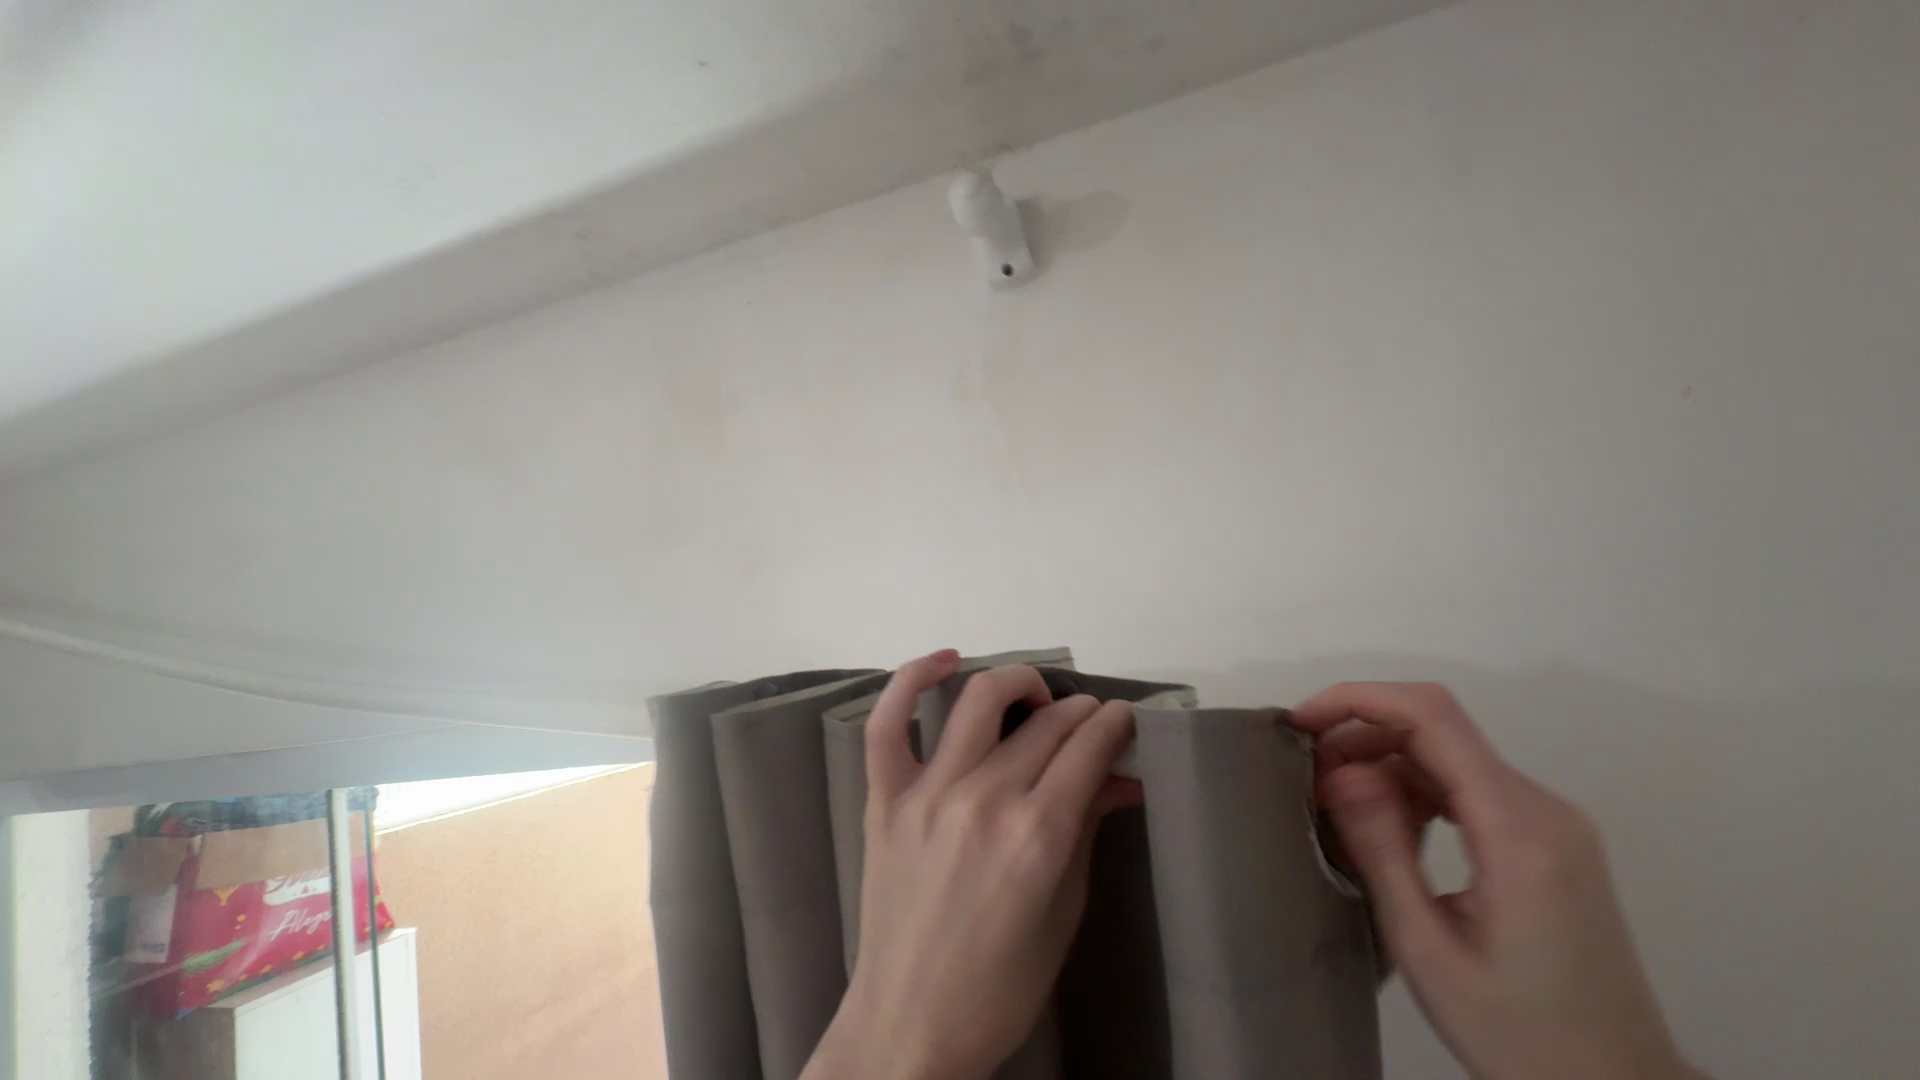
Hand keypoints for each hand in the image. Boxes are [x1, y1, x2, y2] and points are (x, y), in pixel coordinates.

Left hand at [804, 652, 1139, 1079]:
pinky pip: (888, 723)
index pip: (1087, 748)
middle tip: (1088, 720)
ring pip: (978, 702)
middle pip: (1045, 725)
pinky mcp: (883, 799)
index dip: (1112, 724)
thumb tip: (1121, 778)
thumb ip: (1087, 829)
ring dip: (1018, 682)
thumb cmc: (1001, 984)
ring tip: (1036, 693)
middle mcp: (984, 800)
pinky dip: (912, 679)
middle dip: (1078, 712)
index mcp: (1037, 835)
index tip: (1122, 717)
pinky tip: (944, 660)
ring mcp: (927, 794)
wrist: (909, 1022)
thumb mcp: (1064, 911)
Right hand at [1294, 682, 1705, 1079]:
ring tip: (1333, 806)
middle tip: (1306, 777)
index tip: (1300, 723)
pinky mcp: (1547, 840)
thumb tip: (1339, 769)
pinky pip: (1469, 786)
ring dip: (1384, 762)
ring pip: (1451, 754)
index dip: (1358, 700)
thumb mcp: (1425, 945)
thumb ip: (1382, 848)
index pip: (1434, 717)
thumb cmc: (1516, 1033)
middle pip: (1440, 728)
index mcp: (1519, 830)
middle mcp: (1543, 808)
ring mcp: (1551, 822)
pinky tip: (1385, 827)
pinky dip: (1415, 788)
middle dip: (1362, 733)